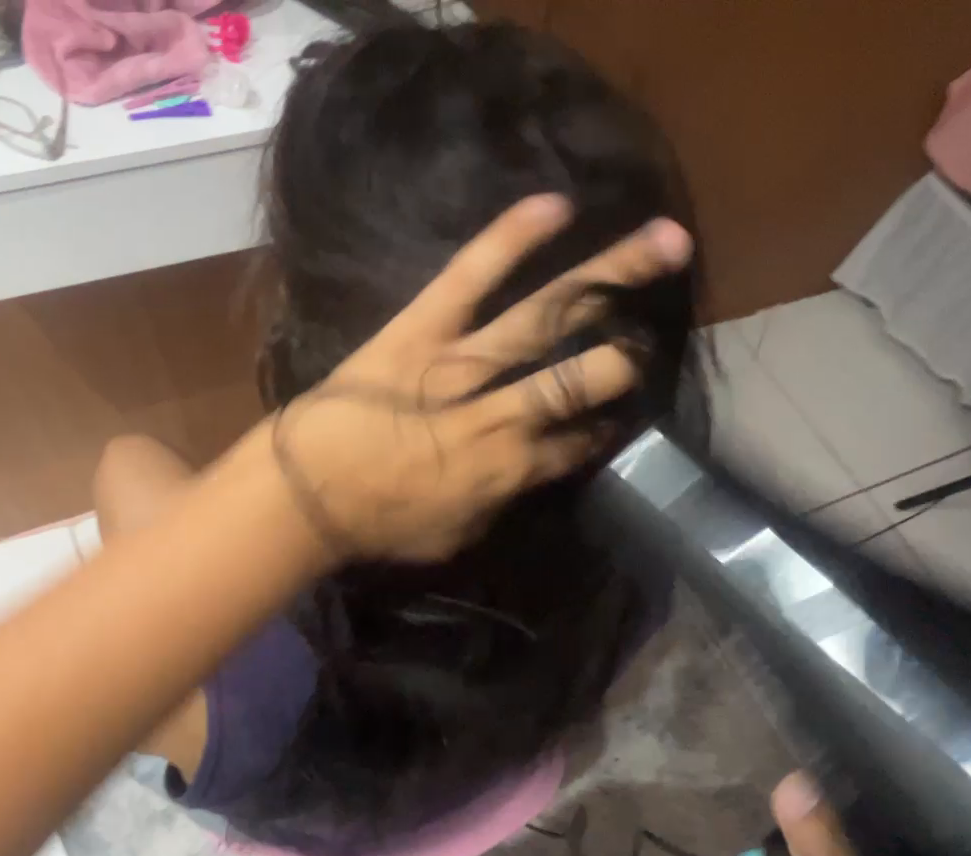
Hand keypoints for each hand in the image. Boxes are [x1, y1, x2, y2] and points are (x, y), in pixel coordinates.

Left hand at [266, 194, 694, 561]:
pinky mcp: (422, 326)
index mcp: (512, 469)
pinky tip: (557, 204)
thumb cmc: (376, 525)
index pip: (578, 443)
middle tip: (655, 337)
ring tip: (665, 241)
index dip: (604, 430)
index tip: (616, 418)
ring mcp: (463, 363)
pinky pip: (471, 275)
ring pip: (548, 315)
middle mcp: (504, 412)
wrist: (304, 493)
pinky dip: (511, 238)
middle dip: (627, 355)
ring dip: (611, 277)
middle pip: (583, 375)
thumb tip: (520, 477)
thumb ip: (497, 502)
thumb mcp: (453, 536)